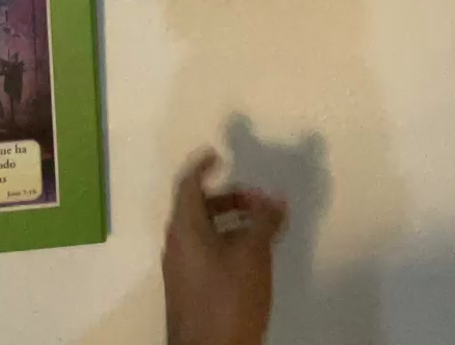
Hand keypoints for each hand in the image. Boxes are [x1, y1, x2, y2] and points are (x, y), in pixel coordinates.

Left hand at [162, 149, 286, 344]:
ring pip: (204, 232)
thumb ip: (265, 221)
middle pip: (198, 207)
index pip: (188, 183)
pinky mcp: (190, 292)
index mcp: (185, 228)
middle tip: (257, 200)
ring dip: (232, 223)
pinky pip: (206, 253)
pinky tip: (252, 258)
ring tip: (262, 229)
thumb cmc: (227, 298)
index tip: (220, 155)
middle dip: (230, 198)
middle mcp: (177, 244)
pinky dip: (227, 243)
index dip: (203, 165)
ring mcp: (181, 270)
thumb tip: (277, 198)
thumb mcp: (253, 254)